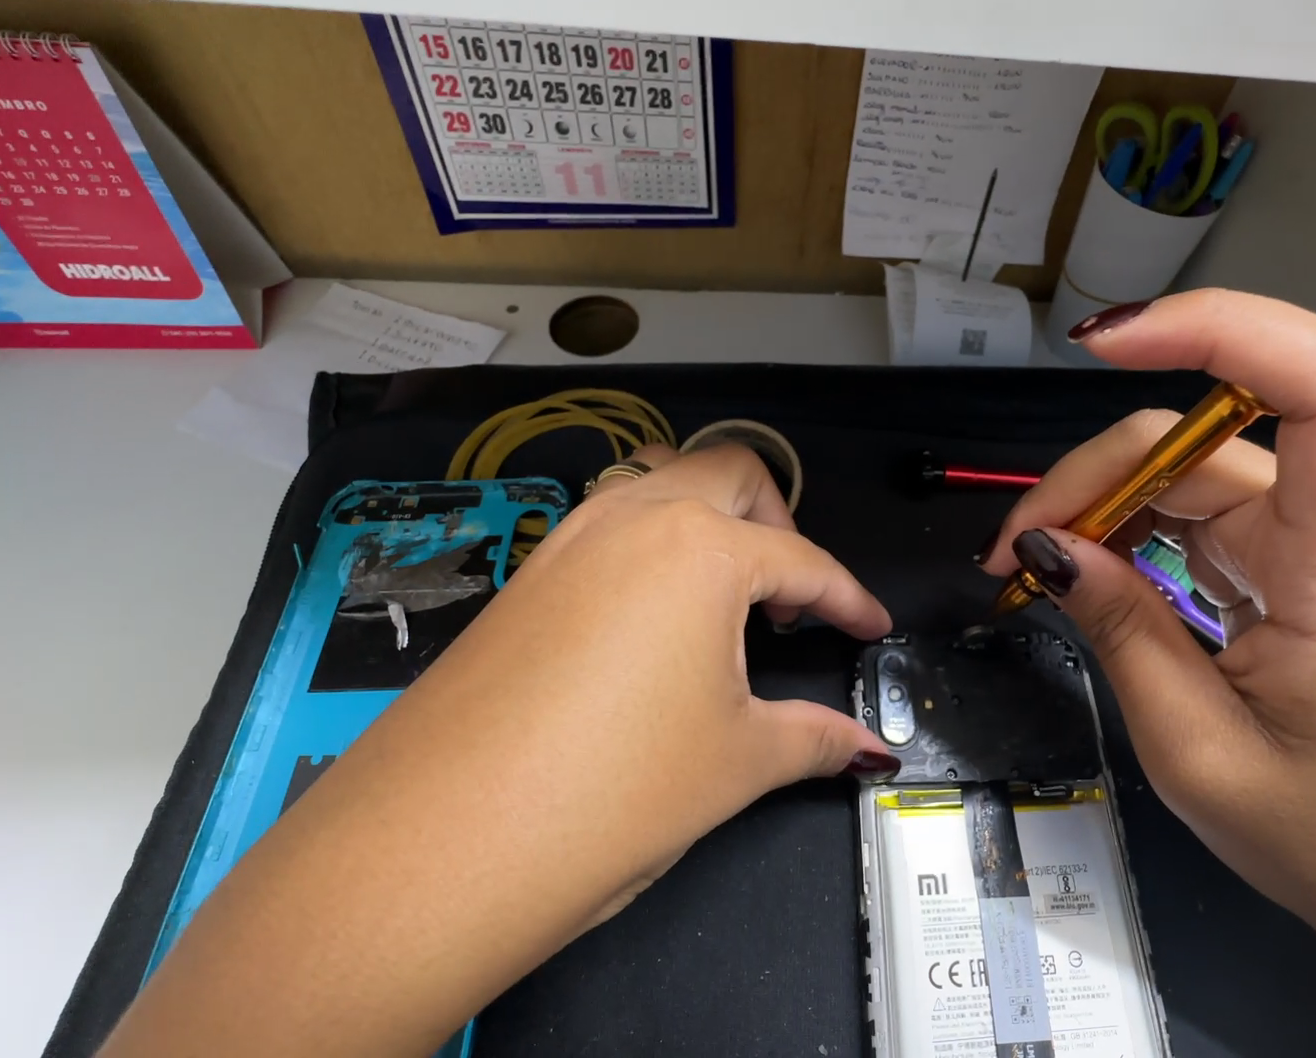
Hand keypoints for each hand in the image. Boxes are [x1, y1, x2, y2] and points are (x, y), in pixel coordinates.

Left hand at [103, 443, 896, 1057]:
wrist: (442, 842)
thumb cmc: (620, 790)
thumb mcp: (738, 762)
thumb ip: (818, 740)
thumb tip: (874, 749)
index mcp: (703, 550)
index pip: (803, 561)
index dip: (849, 598)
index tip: (871, 627)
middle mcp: (636, 518)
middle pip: (731, 474)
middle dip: (779, 519)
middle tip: (793, 595)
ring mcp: (572, 537)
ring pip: (661, 481)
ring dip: (710, 516)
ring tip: (728, 592)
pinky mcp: (529, 572)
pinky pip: (610, 522)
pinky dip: (654, 541)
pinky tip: (656, 616)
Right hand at [979, 291, 1315, 1055]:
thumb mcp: (1195, 750)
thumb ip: (1122, 634)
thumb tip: (1048, 544)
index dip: (1229, 331)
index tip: (1107, 342)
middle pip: (1203, 436)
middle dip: (1093, 471)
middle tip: (1015, 549)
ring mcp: (1301, 534)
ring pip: (1179, 463)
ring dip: (1092, 498)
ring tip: (1028, 563)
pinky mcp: (1272, 551)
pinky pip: (1181, 503)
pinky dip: (1115, 520)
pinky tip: (1074, 562)